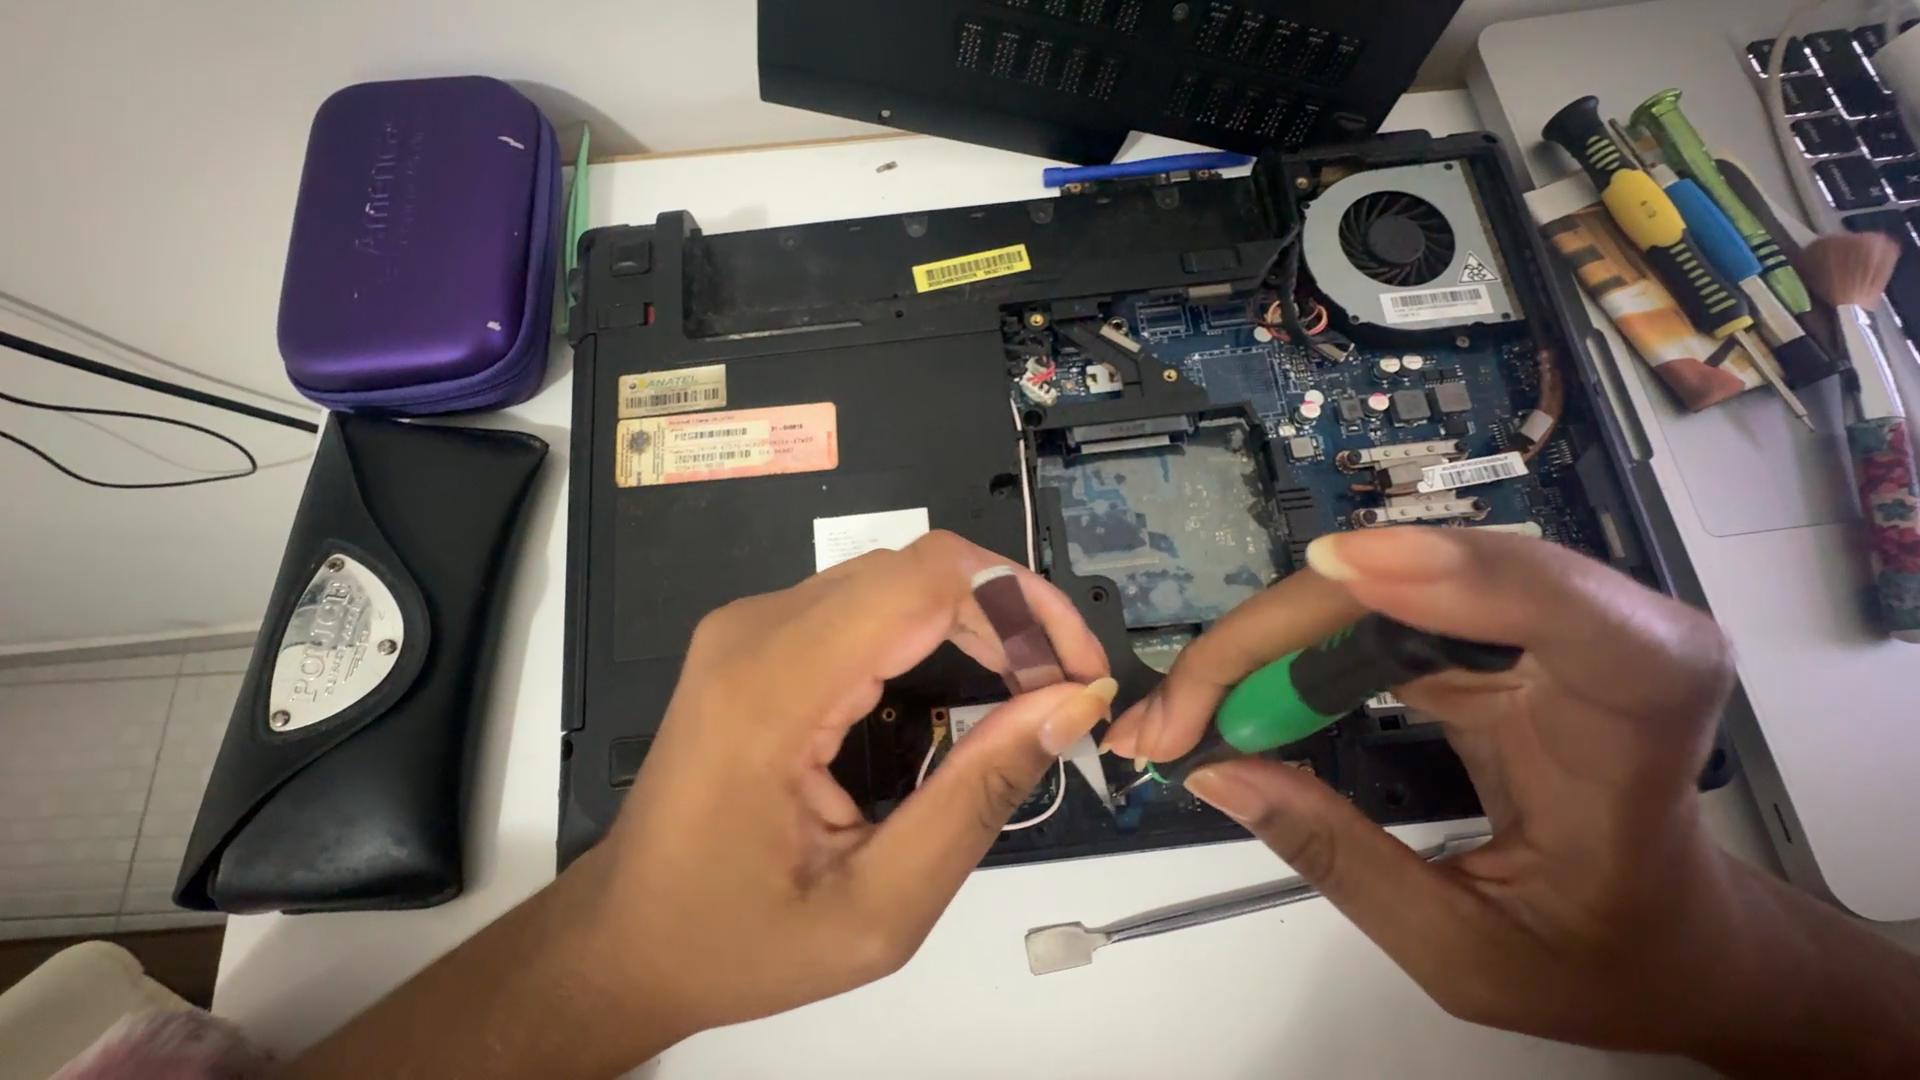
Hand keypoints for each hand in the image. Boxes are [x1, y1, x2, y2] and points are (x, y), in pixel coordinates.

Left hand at [591, 531, 1114, 1045]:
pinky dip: (933, 628)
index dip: (1021, 603)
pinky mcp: (757, 638)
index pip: (922, 581)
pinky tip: (967, 678)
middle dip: (1011, 614)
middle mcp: (756, 630)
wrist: (626, 936)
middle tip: (1063, 691)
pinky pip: (865, 603)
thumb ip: (978, 796)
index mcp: (773, 688)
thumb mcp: (879, 907)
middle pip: (916, 570)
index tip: (1077, 670)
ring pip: (896, 579)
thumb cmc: (739, 939)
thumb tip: (1068, 707)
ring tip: (1028, 688)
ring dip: (978, 619)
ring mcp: (750, 626)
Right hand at [1105, 526, 1750, 1055]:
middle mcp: (1580, 645)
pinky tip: (1220, 689)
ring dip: (1255, 642)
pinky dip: (1274, 649)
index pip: (1572, 616)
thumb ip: (1340, 860)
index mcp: (1631, 728)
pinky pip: (1352, 614)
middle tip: (1172, 716)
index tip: (1339, 570)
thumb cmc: (1605, 957)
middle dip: (1270, 637)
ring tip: (1178, 711)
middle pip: (1405, 588)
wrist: (1675, 936)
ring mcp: (1513, 629)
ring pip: (1362, 590)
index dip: (1461, 575)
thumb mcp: (1465, 950)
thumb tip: (1213, 770)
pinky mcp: (1462, 632)